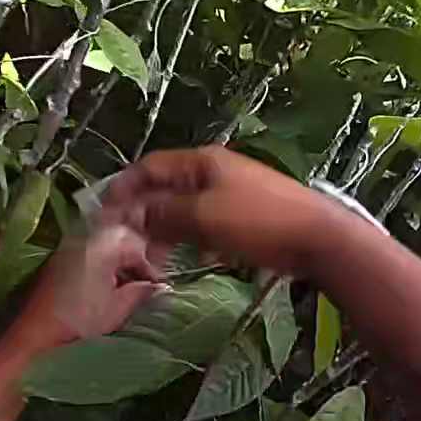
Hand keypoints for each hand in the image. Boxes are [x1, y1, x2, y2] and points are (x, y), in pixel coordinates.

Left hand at [8, 225, 166, 353]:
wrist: (33, 334)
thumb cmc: (78, 320)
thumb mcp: (118, 307)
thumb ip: (140, 291)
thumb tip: (157, 285)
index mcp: (104, 247)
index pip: (138, 249)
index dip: (149, 269)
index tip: (157, 286)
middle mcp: (87, 238)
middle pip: (122, 238)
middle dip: (135, 258)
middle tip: (143, 281)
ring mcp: (71, 245)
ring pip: (105, 241)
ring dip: (119, 258)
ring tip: (126, 281)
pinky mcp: (60, 256)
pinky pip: (89, 248)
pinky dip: (102, 259)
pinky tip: (106, 280)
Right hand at [99, 147, 354, 278]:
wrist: (318, 236)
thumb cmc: (258, 220)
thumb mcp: (204, 216)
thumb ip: (163, 213)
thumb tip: (128, 212)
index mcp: (203, 162)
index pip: (151, 166)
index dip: (124, 188)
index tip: (103, 215)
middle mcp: (215, 171)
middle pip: (167, 187)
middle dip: (145, 213)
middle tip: (128, 244)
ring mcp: (233, 192)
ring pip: (188, 207)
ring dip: (169, 229)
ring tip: (157, 258)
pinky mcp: (247, 214)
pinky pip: (210, 222)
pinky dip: (197, 237)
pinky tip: (198, 258)